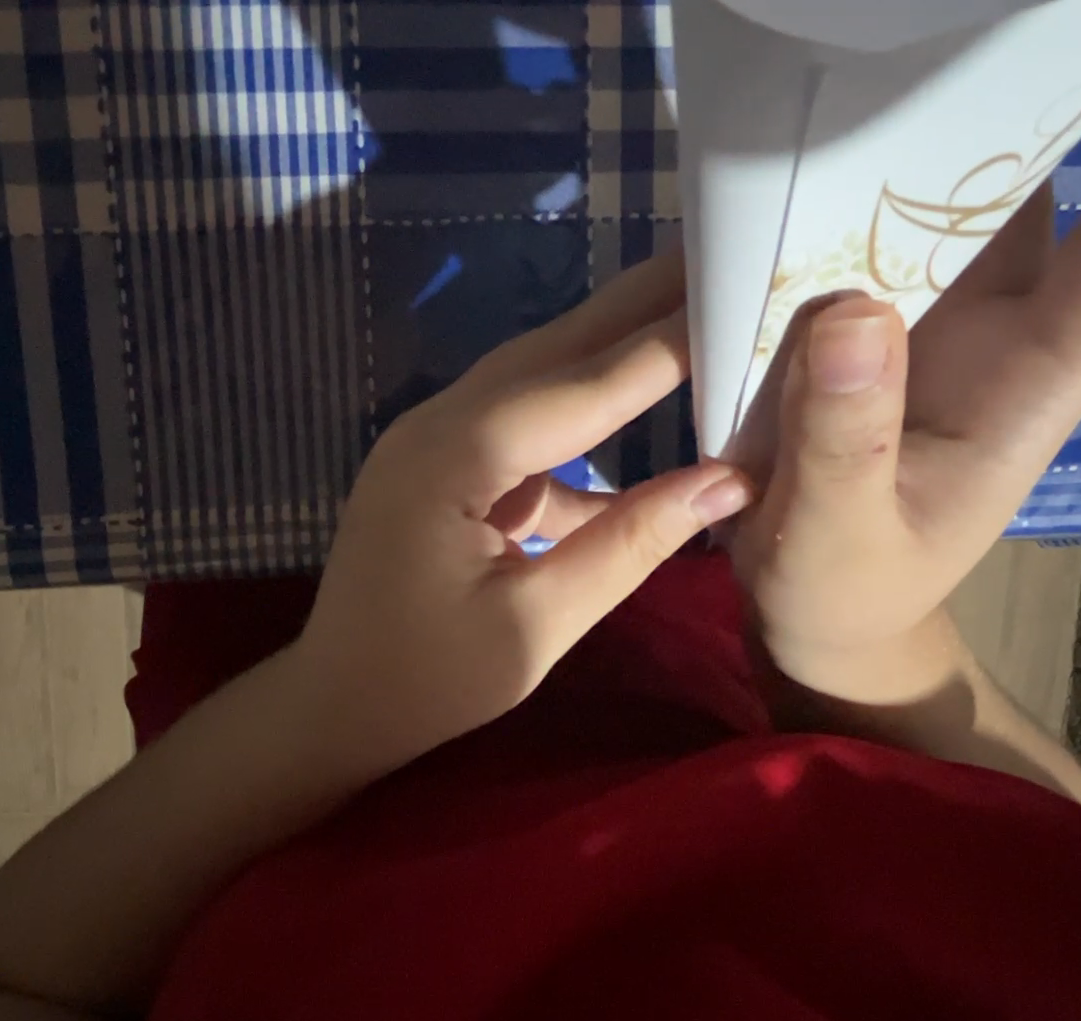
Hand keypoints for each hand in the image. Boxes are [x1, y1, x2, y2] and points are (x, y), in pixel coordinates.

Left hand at [294, 254, 751, 760]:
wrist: (336, 702)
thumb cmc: (428, 680)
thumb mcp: (539, 623)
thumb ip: (630, 544)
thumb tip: (730, 479)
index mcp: (453, 457)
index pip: (579, 384)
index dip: (666, 343)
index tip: (744, 292)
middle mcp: (436, 425)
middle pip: (550, 351)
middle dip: (637, 309)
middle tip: (721, 258)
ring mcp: (432, 441)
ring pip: (534, 379)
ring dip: (609, 354)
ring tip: (691, 318)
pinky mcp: (440, 465)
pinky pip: (519, 428)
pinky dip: (578, 423)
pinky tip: (636, 427)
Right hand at [730, 13, 1080, 702]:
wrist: (818, 614)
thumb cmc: (843, 593)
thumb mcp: (837, 540)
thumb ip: (843, 447)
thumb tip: (846, 314)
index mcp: (1031, 384)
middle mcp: (995, 333)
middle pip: (1058, 185)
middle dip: (1040, 84)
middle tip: (953, 27)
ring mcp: (918, 330)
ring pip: (950, 203)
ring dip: (921, 132)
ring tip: (870, 69)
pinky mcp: (850, 338)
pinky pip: (857, 245)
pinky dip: (835, 197)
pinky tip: (795, 166)